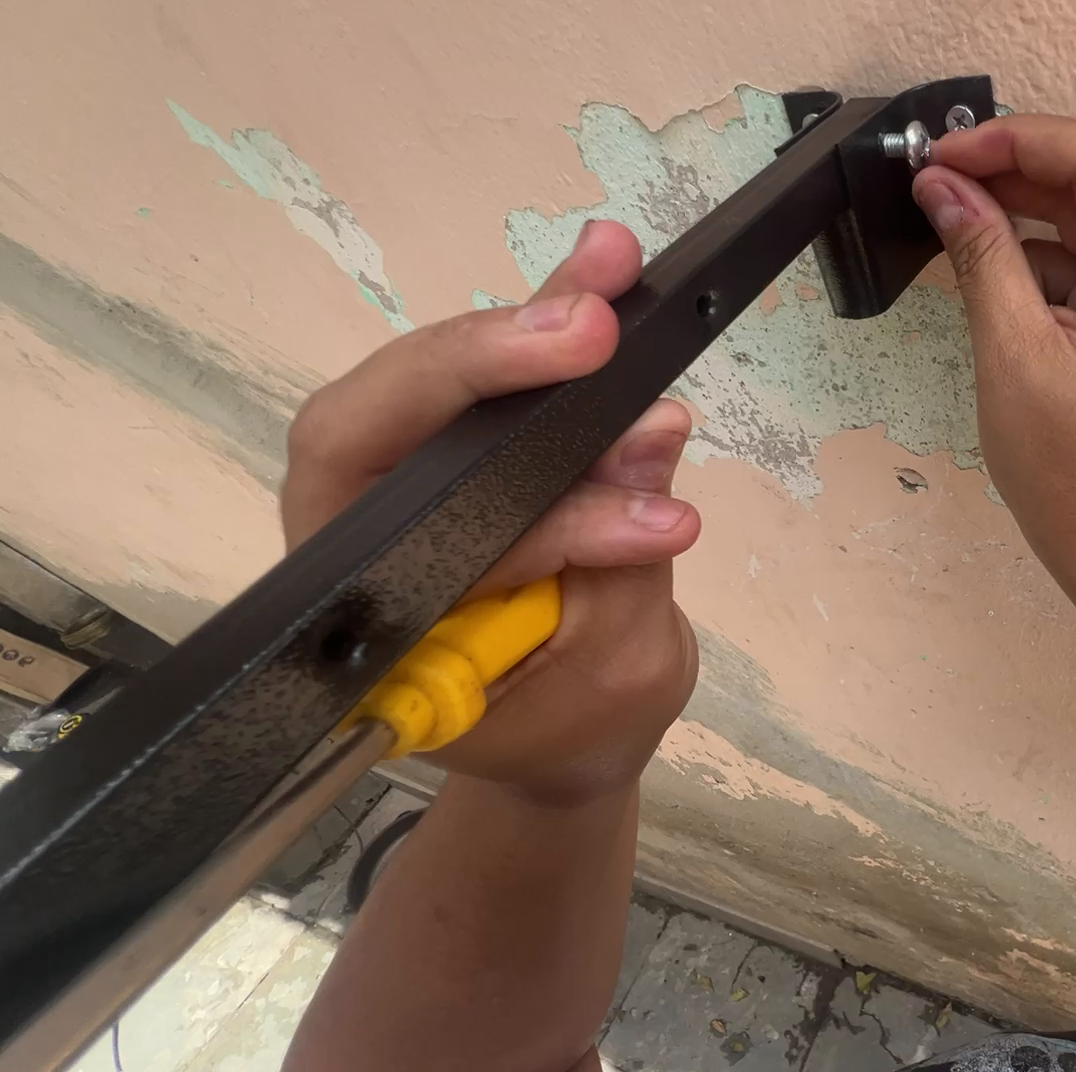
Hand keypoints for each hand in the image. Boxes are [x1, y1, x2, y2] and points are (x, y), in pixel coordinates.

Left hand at [281, 221, 700, 805]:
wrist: (579, 751)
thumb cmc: (583, 734)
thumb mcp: (620, 660)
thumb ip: (623, 551)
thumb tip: (653, 429)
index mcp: (373, 595)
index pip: (386, 478)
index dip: (471, 404)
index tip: (585, 366)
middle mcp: (380, 525)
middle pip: (411, 403)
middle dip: (505, 343)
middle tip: (602, 294)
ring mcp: (439, 495)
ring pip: (471, 391)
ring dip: (544, 324)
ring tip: (613, 265)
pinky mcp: (499, 476)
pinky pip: (529, 409)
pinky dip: (579, 365)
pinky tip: (617, 309)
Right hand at [911, 115, 1075, 623]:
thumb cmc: (1063, 469)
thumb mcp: (1014, 354)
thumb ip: (983, 256)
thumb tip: (942, 185)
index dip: (1020, 142)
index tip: (947, 151)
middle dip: (1015, 171)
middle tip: (938, 173)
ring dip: (1017, 209)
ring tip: (948, 209)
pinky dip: (1028, 254)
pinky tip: (980, 252)